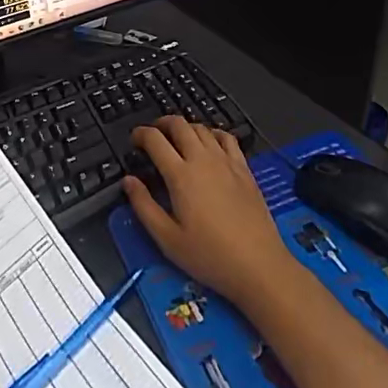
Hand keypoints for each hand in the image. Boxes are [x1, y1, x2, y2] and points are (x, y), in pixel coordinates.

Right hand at [124, 116, 300, 304]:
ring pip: (201, 128)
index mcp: (180, 175)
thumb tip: (129, 181)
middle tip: (153, 134)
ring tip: (177, 138)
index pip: (155, 140)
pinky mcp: (244, 168)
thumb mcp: (168, 239)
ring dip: (185, 127)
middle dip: (161, 123)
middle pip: (179, 124)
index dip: (140, 134)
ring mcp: (226, 161)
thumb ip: (144, 206)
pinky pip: (227, 137)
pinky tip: (210, 142)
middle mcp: (202, 159)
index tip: (134, 139)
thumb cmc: (209, 256)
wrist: (258, 265)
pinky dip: (213, 133)